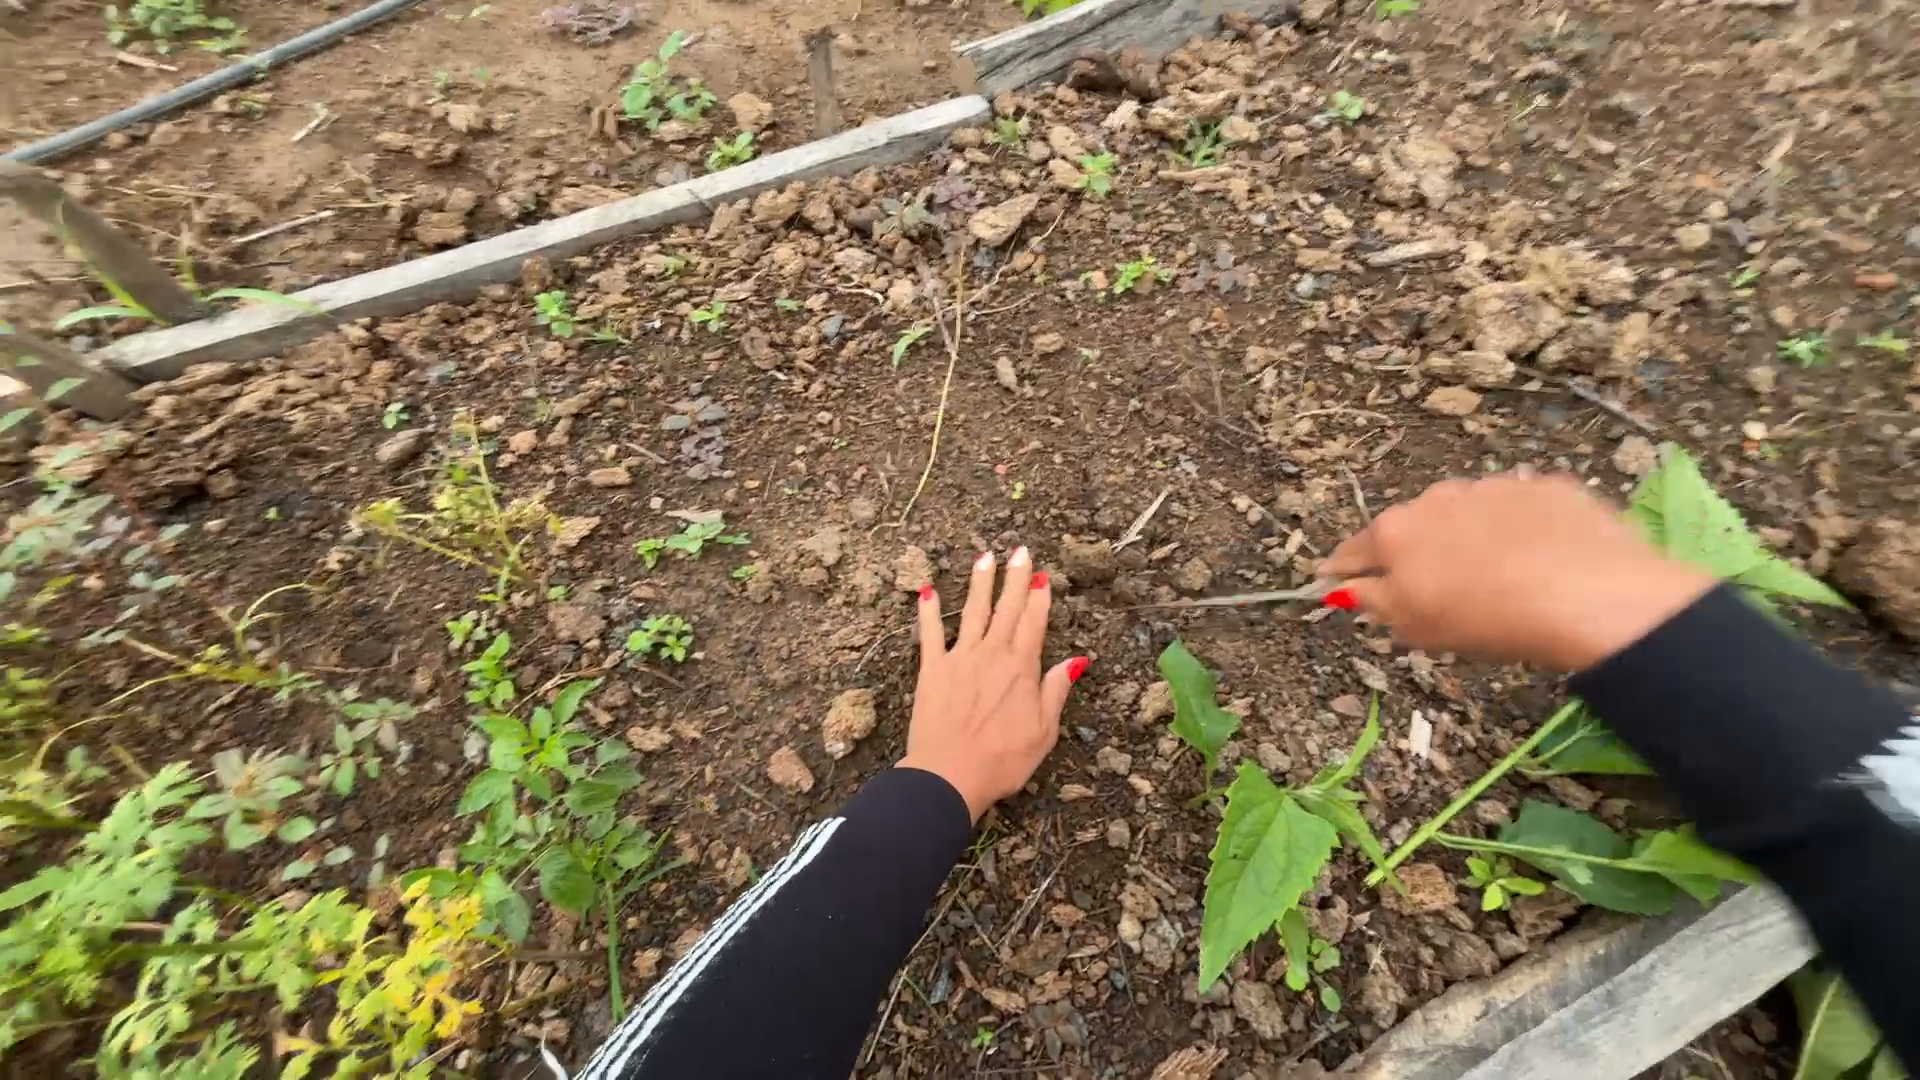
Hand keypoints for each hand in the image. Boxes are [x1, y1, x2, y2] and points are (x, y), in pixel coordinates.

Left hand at [900, 546, 1089, 822]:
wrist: (949, 774)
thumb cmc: (1002, 760)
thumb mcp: (1043, 731)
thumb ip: (1056, 690)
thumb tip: (1077, 661)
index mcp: (1022, 668)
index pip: (1035, 622)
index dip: (1040, 597)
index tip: (1043, 576)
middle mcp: (992, 654)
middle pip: (1007, 608)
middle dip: (1015, 577)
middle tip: (1020, 550)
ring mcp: (960, 658)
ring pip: (973, 611)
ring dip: (980, 582)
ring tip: (985, 556)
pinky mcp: (932, 670)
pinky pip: (930, 634)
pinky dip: (929, 612)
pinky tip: (928, 591)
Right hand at [1323, 473, 1715, 671]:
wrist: (1593, 598)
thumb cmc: (1485, 617)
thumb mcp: (1412, 624)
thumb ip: (1369, 601)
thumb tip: (1341, 588)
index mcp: (1393, 531)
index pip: (1352, 551)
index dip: (1344, 571)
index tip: (1340, 583)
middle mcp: (1433, 498)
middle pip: (1410, 528)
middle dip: (1414, 553)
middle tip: (1436, 589)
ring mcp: (1490, 487)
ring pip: (1463, 515)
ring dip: (1465, 538)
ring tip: (1495, 575)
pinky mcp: (1544, 487)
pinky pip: (1516, 509)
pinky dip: (1516, 530)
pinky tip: (1536, 559)